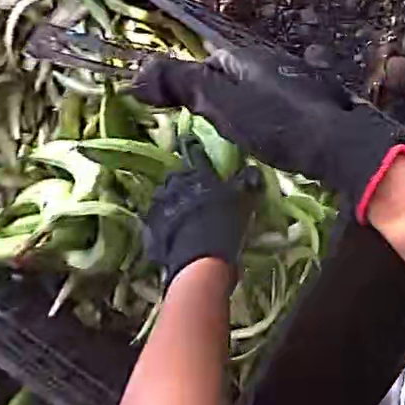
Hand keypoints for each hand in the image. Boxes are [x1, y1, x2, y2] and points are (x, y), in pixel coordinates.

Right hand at [131, 47, 404, 216]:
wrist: (339, 143)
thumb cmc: (276, 123)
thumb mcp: (221, 103)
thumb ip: (183, 84)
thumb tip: (138, 73)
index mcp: (249, 57)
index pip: (212, 59)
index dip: (195, 82)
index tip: (186, 109)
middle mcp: (277, 62)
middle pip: (239, 74)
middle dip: (224, 96)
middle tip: (213, 126)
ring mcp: (303, 80)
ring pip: (263, 90)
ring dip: (250, 108)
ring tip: (241, 134)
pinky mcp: (320, 104)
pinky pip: (286, 106)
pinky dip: (274, 118)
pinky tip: (276, 137)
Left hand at [140, 140, 259, 282]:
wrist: (201, 263)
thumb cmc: (226, 225)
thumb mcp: (246, 200)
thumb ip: (249, 181)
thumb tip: (253, 167)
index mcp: (198, 176)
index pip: (195, 154)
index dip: (193, 147)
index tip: (190, 141)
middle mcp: (175, 188)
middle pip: (175, 177)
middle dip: (182, 179)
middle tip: (193, 186)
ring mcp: (159, 211)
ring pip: (163, 199)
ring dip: (171, 201)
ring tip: (181, 209)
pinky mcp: (150, 233)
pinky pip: (156, 223)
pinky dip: (164, 224)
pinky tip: (174, 231)